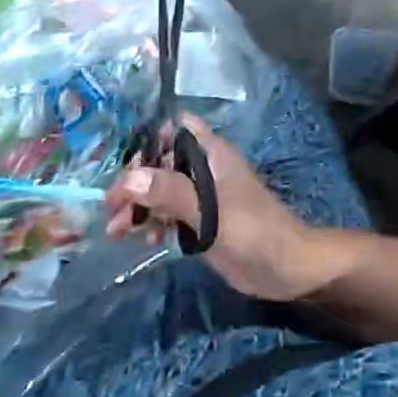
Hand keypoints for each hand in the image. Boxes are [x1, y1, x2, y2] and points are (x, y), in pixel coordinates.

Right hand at [104, 115, 357, 301]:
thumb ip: (170, 192)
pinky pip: (168, 213)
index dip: (150, 138)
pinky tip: (144, 241)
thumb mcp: (210, 211)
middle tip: (112, 207)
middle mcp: (203, 168)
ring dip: (138, 206)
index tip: (126, 164)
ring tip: (117, 231)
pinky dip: (152, 223)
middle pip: (161, 161)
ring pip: (160, 189)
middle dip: (135, 180)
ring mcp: (201, 195)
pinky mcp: (199, 221)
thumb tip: (127, 178)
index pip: (176, 127)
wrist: (285, 269)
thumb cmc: (253, 230)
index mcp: (211, 153)